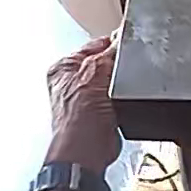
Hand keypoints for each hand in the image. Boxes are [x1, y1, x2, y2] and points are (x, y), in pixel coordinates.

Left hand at [44, 35, 120, 172]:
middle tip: (121, 75)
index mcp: (63, 68)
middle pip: (104, 64)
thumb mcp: (97, 72)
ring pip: (112, 84)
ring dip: (119, 88)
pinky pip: (117, 101)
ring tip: (117, 96)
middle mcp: (71, 84)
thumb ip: (110, 52)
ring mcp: (85, 101)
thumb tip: (121, 37)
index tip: (127, 45)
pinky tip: (120, 107)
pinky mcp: (99, 116)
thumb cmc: (80, 119)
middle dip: (117, 68)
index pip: (94, 45)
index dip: (113, 43)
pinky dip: (122, 103)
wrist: (87, 152)